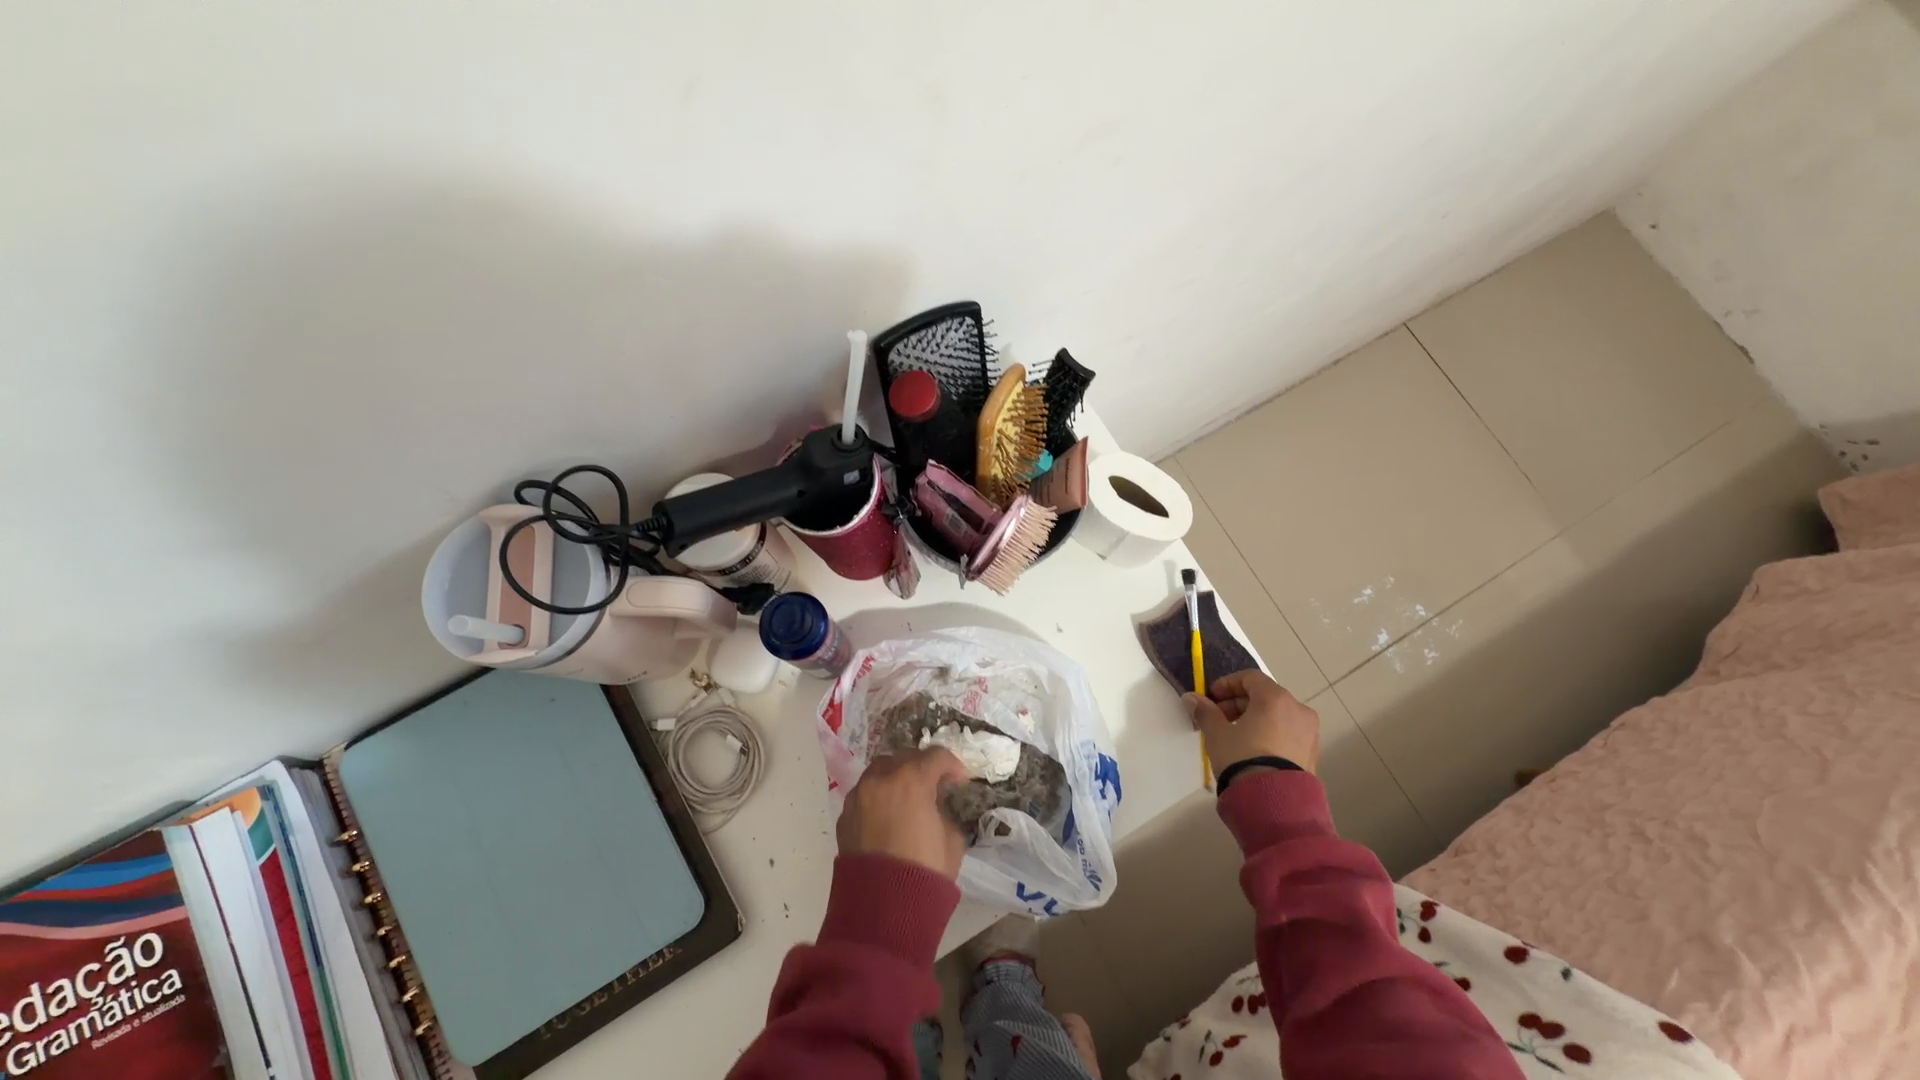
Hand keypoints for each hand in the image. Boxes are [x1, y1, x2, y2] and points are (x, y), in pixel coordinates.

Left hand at [837, 748, 970, 878]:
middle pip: (903, 758)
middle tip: (934, 784)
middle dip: (921, 767)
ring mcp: (858, 797)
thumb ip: (942, 812)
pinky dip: (878, 797)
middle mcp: (880, 780)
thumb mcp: (950, 839)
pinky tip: (888, 816)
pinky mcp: (844, 817)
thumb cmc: (925, 871)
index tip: (960, 780)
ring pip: (878, 773)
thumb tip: (932, 807)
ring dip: (895, 778)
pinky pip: (864, 796)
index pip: (935, 756)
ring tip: (907, 797)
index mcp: (911, 780)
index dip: (952, 765)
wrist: (882, 908)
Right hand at [1184, 669, 1321, 777]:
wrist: (1274, 803)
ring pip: (1278, 715)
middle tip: (1219, 718)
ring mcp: (1309, 732)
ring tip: (1235, 736)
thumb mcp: (1217, 734)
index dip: (1227, 684)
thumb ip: (1205, 712)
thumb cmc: (1242, 758)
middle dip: (1239, 704)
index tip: (1211, 698)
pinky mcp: (1312, 753)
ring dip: (1255, 719)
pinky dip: (1270, 733)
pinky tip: (1253, 750)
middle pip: (1265, 695)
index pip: (1250, 678)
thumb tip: (1191, 698)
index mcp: (1276, 698)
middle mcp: (1298, 709)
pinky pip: (1287, 733)